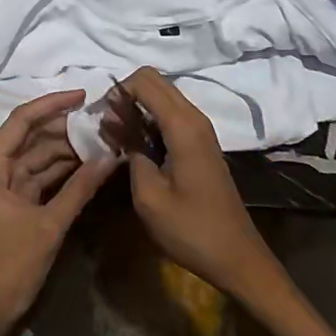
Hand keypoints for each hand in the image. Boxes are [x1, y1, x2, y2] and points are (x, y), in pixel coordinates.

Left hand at [0, 91, 117, 335]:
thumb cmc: (12, 266)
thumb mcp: (50, 225)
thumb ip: (80, 188)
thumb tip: (111, 156)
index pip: (22, 121)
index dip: (52, 104)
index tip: (83, 95)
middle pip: (33, 135)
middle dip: (66, 127)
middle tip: (102, 120)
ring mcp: (7, 185)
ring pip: (40, 154)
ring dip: (69, 148)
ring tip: (103, 138)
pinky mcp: (18, 200)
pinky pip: (44, 174)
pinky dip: (65, 169)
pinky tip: (91, 163)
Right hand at [117, 68, 288, 304]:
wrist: (235, 255)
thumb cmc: (190, 229)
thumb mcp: (148, 196)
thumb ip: (130, 151)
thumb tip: (114, 123)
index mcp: (183, 125)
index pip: (145, 81)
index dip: (118, 92)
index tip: (101, 120)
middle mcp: (194, 117)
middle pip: (155, 80)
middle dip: (126, 95)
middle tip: (107, 127)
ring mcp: (201, 128)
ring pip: (163, 96)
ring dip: (137, 107)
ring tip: (116, 138)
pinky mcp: (201, 141)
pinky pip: (171, 114)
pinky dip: (150, 119)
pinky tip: (136, 147)